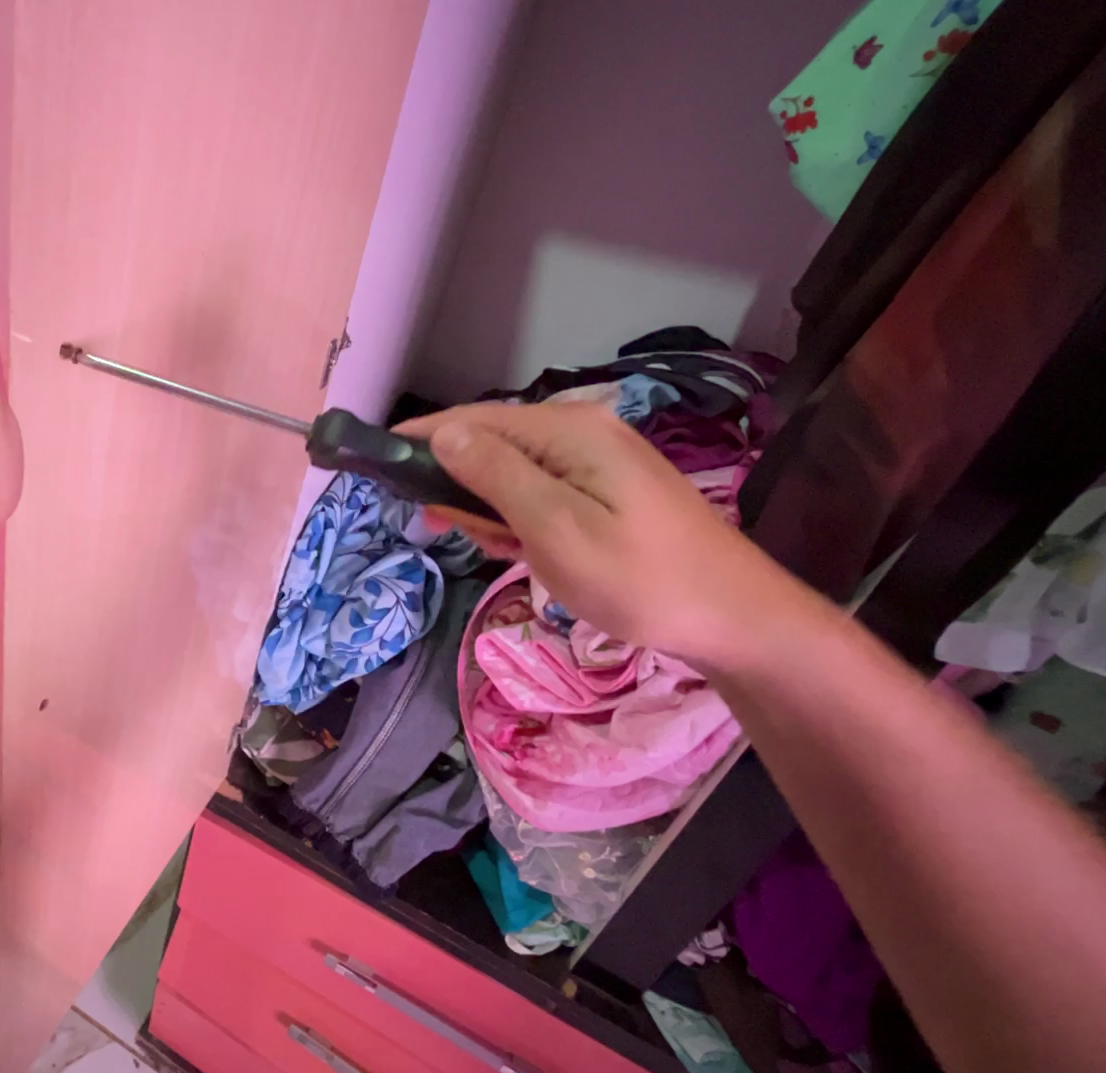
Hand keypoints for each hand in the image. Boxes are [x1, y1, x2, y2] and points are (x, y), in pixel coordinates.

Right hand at [394, 402, 820, 667]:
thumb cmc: (638, 578)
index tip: (374, 460)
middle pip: (489, 442)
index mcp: (567, 432)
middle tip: (442, 529)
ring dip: (487, 507)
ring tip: (494, 548)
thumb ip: (496, 475)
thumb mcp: (555, 528)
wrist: (733, 618)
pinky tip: (521, 549)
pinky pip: (537, 491)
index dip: (420, 436)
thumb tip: (442, 432)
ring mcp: (595, 459)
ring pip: (510, 471)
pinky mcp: (603, 487)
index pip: (473, 419)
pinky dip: (516, 517)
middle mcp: (580, 432)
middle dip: (455, 482)